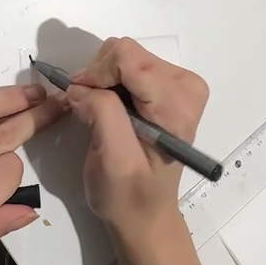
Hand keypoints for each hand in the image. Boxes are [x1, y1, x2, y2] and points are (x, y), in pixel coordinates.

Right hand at [64, 39, 209, 241]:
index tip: (82, 99)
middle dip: (99, 77)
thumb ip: (102, 115)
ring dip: (103, 79)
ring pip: (123, 54)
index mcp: (177, 105)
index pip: (128, 58)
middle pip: (126, 52)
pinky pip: (127, 62)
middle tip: (88, 109)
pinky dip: (109, 80)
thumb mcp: (114, 161)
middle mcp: (184, 86)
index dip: (97, 74)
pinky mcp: (166, 83)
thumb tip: (81, 87)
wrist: (144, 212)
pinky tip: (110, 107)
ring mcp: (178, 82)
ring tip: (100, 113)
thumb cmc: (129, 195)